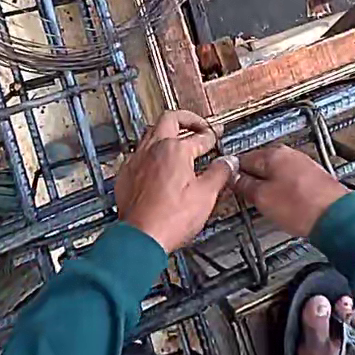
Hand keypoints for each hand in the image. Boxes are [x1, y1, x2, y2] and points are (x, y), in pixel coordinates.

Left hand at [114, 110, 232, 252]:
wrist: (141, 236)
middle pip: (170, 119)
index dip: (211, 136)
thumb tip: (228, 162)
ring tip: (179, 139)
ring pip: (151, 132)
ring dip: (167, 132)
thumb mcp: (206, 195)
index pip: (199, 136)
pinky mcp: (127, 173)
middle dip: (187, 119)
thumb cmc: (169, 218)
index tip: (215, 137)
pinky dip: (152, 151)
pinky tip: (158, 161)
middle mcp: (153, 149)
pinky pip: (139, 152)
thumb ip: (219, 174)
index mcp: (175, 150)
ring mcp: (137, 159)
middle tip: (198, 126)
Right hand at [231, 145, 346, 236]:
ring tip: (271, 207)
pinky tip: (287, 207)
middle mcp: (289, 155)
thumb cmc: (303, 207)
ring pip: (275, 176)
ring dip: (269, 190)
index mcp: (273, 154)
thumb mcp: (262, 197)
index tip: (233, 188)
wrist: (337, 219)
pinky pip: (290, 183)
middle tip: (251, 201)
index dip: (234, 175)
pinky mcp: (313, 179)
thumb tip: (233, 178)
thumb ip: (243, 185)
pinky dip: (285, 194)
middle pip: (260, 166)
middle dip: (253, 183)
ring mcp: (303, 166)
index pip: (242, 159)